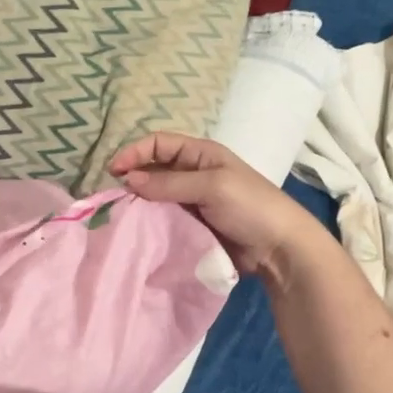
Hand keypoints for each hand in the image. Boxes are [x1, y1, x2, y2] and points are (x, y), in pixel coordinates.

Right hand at [110, 132, 320, 275]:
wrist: (279, 249)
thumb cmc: (251, 207)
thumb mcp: (212, 187)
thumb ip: (169, 183)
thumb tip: (129, 180)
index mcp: (201, 154)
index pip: (159, 143)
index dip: (135, 152)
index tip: (114, 171)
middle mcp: (194, 173)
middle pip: (154, 169)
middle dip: (132, 178)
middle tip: (113, 197)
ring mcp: (192, 201)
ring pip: (156, 196)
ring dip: (139, 203)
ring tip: (120, 215)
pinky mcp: (192, 225)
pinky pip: (164, 219)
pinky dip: (150, 222)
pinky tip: (138, 230)